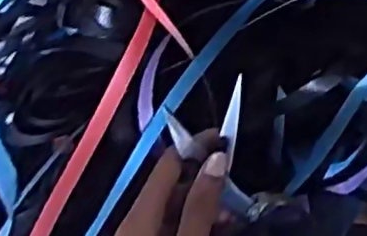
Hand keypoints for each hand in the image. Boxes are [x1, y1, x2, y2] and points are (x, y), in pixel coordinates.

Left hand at [114, 148, 228, 235]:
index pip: (170, 160)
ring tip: (229, 215)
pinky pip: (167, 228)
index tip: (227, 140)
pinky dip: (190, 224)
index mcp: (137, 217)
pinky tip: (210, 229)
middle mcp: (130, 224)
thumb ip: (200, 205)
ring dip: (201, 204)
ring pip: (171, 209)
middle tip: (235, 186)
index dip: (199, 143)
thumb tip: (217, 157)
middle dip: (206, 179)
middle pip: (172, 185)